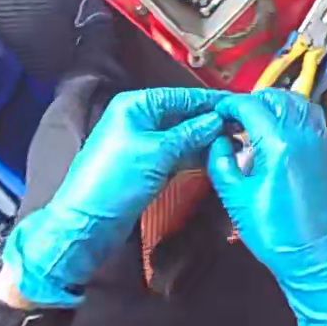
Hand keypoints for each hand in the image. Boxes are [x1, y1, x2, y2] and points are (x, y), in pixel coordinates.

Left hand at [2, 87, 226, 306]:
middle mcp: (140, 118)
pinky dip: (196, 153)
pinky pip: (178, 152)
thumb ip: (192, 133)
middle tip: (241, 124)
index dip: (212, 101)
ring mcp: (144, 142)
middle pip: (185, 114)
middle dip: (212, 120)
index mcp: (136, 105)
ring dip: (207, 138)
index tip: (239, 104)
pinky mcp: (148, 163)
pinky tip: (216, 155)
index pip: (183, 96)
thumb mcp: (158, 153)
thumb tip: (219, 119)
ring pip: (184, 133)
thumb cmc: (114, 183)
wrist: (84, 229)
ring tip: (235, 140)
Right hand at [208, 90, 326, 325]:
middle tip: (233, 117)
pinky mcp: (325, 144)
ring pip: (295, 100)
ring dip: (273, 102)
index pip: (252, 106)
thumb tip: (217, 139)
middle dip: (252, 101)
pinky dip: (292, 109)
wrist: (314, 250)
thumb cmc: (275, 230)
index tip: (218, 111)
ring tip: (253, 119)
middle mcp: (302, 132)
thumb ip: (221, 163)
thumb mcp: (236, 198)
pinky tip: (277, 126)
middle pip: (276, 97)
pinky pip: (310, 112)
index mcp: (279, 143)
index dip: (231, 105)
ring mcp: (318, 136)